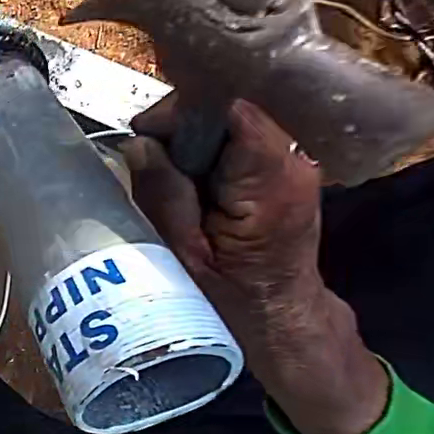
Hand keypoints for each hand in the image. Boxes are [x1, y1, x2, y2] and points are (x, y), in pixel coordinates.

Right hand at [121, 96, 388, 433]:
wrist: (282, 322)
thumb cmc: (233, 301)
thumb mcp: (185, 252)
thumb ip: (163, 193)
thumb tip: (138, 144)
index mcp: (271, 181)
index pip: (226, 111)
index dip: (180, 116)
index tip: (145, 142)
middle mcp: (293, 163)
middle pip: (226, 115)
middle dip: (181, 134)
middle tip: (153, 173)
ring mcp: (294, 165)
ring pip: (228, 128)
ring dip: (193, 149)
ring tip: (173, 187)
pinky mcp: (285, 172)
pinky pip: (237, 146)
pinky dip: (208, 160)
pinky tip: (195, 193)